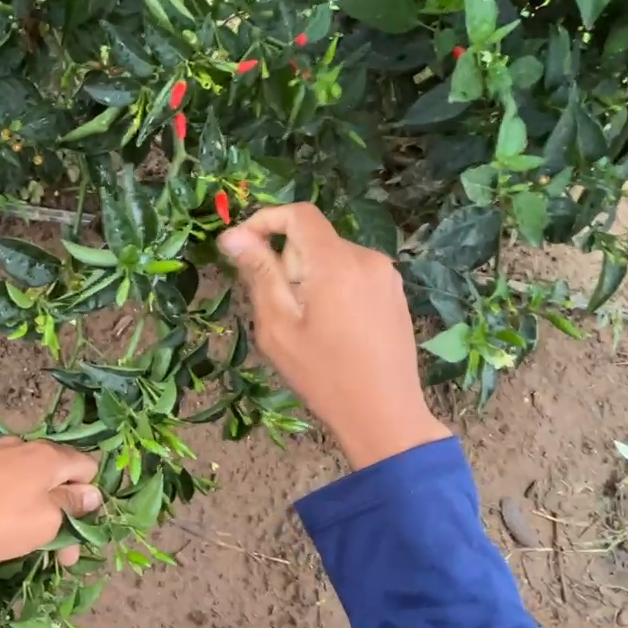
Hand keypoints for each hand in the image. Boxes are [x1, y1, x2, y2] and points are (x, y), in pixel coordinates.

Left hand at [0, 438, 102, 563]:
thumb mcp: (43, 521)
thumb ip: (71, 506)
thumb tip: (92, 493)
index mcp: (47, 456)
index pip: (88, 466)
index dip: (90, 499)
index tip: (80, 531)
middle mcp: (22, 447)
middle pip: (57, 474)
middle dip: (63, 511)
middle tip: (58, 554)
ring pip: (27, 480)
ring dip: (35, 510)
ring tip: (25, 544)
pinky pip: (1, 483)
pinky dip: (7, 503)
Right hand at [218, 202, 449, 467]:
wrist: (383, 413)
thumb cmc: (322, 374)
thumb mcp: (278, 326)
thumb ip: (259, 274)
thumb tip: (233, 236)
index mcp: (335, 263)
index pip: (298, 214)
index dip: (264, 221)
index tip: (241, 249)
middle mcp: (366, 258)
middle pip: (313, 240)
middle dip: (287, 264)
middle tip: (277, 312)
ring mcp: (385, 275)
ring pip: (331, 259)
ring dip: (308, 279)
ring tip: (305, 327)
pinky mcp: (394, 293)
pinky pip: (352, 275)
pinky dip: (331, 289)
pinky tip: (332, 331)